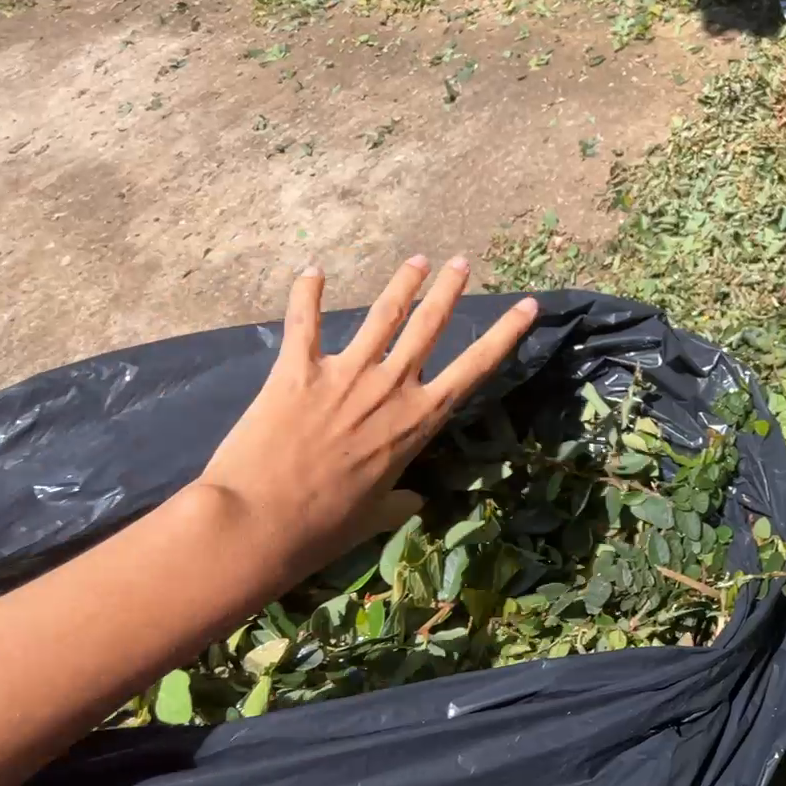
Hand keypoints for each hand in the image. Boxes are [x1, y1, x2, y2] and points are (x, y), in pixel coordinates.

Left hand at [192, 254, 537, 586]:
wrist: (257, 523)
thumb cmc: (325, 525)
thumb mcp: (377, 516)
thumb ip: (399, 501)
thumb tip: (413, 501)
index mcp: (421, 418)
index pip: (478, 365)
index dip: (506, 332)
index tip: (528, 305)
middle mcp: (392, 386)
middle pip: (430, 324)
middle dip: (449, 289)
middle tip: (462, 262)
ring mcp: (346, 374)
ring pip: (384, 314)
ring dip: (404, 282)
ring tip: (418, 259)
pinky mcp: (297, 372)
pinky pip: (305, 323)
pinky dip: (308, 294)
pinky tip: (313, 270)